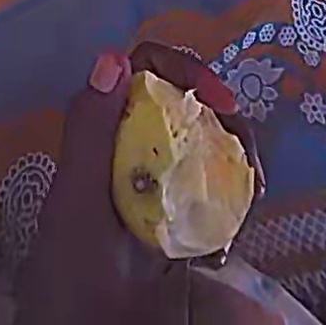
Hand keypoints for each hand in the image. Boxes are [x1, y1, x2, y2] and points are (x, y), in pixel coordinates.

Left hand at [9, 45, 277, 324]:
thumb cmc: (72, 268)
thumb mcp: (77, 200)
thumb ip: (90, 131)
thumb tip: (113, 56)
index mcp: (103, 124)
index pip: (145, 68)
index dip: (183, 69)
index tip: (222, 101)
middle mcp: (129, 139)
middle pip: (182, 98)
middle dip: (222, 114)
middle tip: (250, 160)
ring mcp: (154, 175)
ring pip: (202, 137)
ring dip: (234, 150)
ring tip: (254, 187)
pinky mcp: (175, 212)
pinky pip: (210, 182)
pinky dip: (232, 190)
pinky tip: (240, 216)